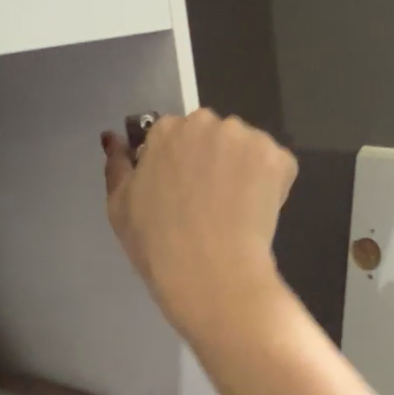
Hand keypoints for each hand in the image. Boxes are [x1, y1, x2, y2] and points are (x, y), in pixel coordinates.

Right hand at [102, 109, 297, 337]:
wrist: (210, 272)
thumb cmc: (158, 244)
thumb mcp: (120, 206)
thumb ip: (117, 165)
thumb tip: (114, 138)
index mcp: (166, 130)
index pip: (174, 134)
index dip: (179, 164)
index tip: (182, 191)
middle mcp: (207, 123)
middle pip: (213, 135)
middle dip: (213, 159)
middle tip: (210, 202)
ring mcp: (246, 139)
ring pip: (246, 148)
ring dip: (243, 169)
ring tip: (235, 210)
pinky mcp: (279, 159)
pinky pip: (276, 166)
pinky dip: (271, 184)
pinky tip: (257, 212)